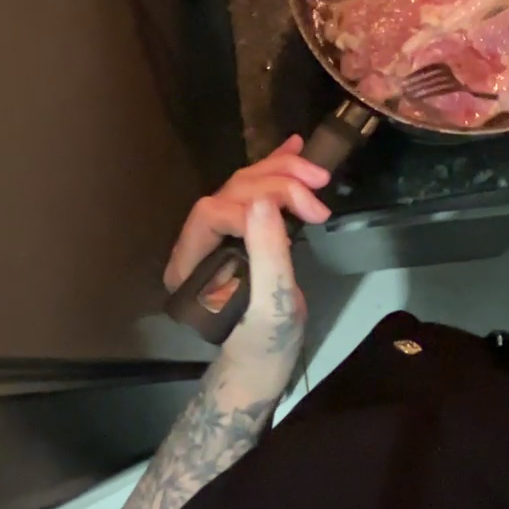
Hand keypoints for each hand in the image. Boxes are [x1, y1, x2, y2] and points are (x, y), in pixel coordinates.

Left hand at [163, 136, 327, 364]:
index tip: (300, 216)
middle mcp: (198, 242)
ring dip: (282, 171)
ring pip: (245, 185)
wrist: (268, 359)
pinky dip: (278, 168)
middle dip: (277, 182)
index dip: (255, 204)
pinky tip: (297, 148)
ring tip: (317, 172)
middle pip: (231, 191)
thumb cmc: (266, 342)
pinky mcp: (243, 229)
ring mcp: (220, 234)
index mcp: (188, 263)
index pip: (213, 212)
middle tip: (319, 188)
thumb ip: (267, 255)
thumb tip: (265, 201)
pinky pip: (256, 190)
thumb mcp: (272, 306)